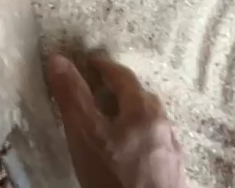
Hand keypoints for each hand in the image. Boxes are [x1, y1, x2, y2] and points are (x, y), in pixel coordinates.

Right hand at [45, 52, 187, 187]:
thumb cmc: (112, 178)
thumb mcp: (84, 134)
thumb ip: (71, 94)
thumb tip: (59, 58)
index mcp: (145, 112)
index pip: (123, 76)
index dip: (103, 66)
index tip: (86, 63)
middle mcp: (165, 129)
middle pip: (142, 98)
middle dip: (119, 90)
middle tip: (95, 91)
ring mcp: (174, 156)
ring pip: (151, 123)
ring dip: (131, 115)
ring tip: (109, 122)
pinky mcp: (175, 179)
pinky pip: (156, 145)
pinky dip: (139, 138)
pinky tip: (127, 153)